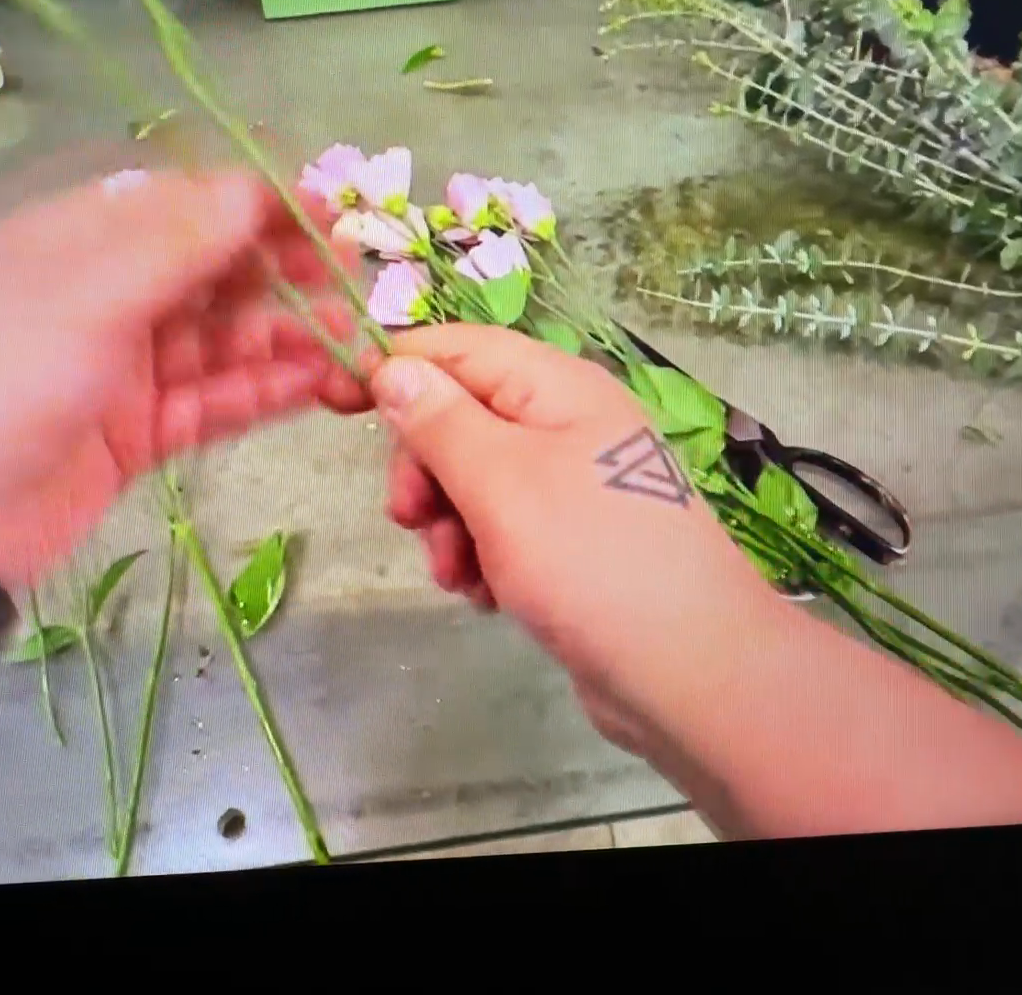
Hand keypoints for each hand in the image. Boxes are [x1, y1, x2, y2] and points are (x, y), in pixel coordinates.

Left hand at [0, 171, 354, 584]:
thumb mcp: (87, 293)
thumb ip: (179, 241)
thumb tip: (257, 187)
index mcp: (88, 239)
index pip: (193, 205)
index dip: (266, 207)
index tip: (335, 221)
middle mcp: (112, 295)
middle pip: (218, 274)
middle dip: (288, 279)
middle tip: (355, 293)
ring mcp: (128, 369)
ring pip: (225, 343)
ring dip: (288, 341)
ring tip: (351, 347)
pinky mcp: (141, 432)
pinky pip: (214, 402)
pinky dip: (262, 393)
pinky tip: (313, 387)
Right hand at [327, 324, 786, 754]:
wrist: (689, 673)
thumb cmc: (590, 560)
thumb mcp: (500, 481)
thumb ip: (439, 420)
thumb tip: (393, 367)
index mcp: (554, 387)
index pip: (455, 349)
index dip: (392, 365)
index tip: (332, 395)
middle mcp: (562, 425)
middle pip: (458, 418)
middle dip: (423, 469)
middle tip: (410, 518)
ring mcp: (565, 484)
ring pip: (469, 480)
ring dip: (446, 524)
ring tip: (458, 573)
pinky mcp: (565, 538)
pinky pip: (496, 526)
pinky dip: (477, 553)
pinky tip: (485, 593)